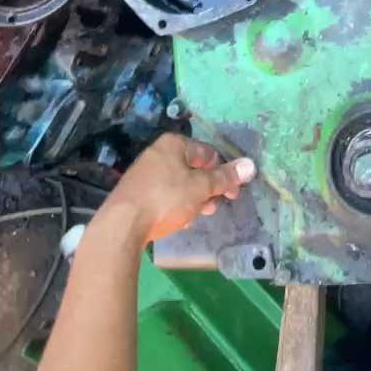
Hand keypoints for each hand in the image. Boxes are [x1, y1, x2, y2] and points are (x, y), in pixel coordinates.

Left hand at [101, 132, 256, 243]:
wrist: (121, 226)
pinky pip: (164, 195)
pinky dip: (174, 205)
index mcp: (175, 144)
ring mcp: (145, 173)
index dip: (224, 173)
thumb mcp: (201, 188)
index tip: (232, 193)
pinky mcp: (136, 193)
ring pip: (179, 184)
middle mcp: (159, 153)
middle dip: (207, 189)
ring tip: (195, 217)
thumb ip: (224, 177)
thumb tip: (250, 165)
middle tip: (212, 207)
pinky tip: (177, 221)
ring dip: (192, 200)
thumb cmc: (166, 198)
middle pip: (193, 169)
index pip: (209, 154)